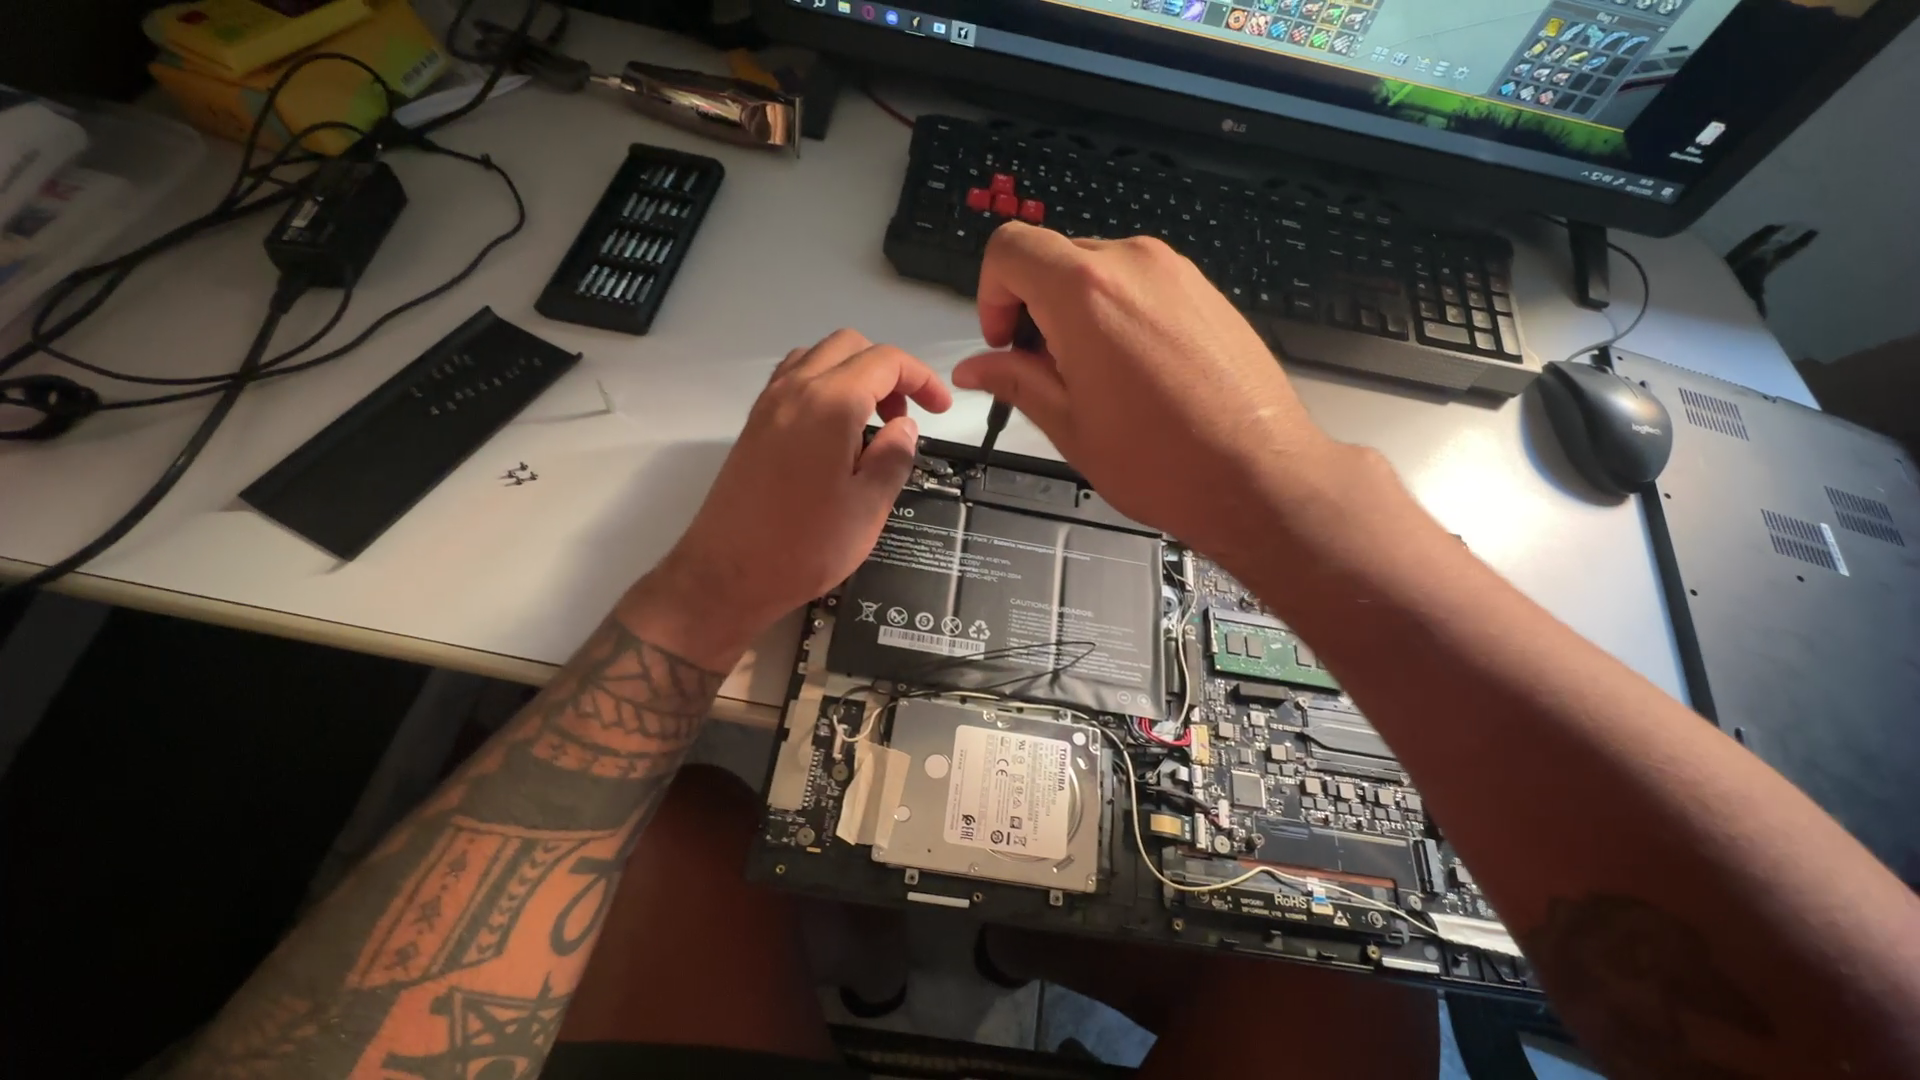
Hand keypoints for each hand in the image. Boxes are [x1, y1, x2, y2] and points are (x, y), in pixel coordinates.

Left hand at [623, 329, 951, 670]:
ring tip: (872, 424)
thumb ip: (893, 458)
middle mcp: (795, 390)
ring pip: (819, 357)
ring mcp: (768, 405)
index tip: (942, 408)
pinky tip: (836, 433)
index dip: (921, 378)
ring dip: (854, 375)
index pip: (885, 362)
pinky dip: (825, 387)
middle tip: (905, 418)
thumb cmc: (803, 547)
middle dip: (888, 371)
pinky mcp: (754, 425)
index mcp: (829, 404)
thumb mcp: (867, 508)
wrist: (726, 575)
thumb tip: (904, 428)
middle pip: (850, 346)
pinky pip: (795, 380)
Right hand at [952, 224, 1345, 560]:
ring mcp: (1175, 274)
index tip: (1002, 340)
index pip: (1010, 248)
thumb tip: (978, 368)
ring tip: (1089, 377)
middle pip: (1052, 256)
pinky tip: (1129, 372)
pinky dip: (1116, 313)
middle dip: (1032, 306)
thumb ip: (1014, 381)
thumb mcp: (1068, 424)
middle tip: (1040, 367)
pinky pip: (1139, 284)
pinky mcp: (1203, 291)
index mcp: (1085, 294)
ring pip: (1096, 269)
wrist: (1258, 477)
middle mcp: (1133, 266)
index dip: (991, 294)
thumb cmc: (1169, 461)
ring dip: (1075, 311)